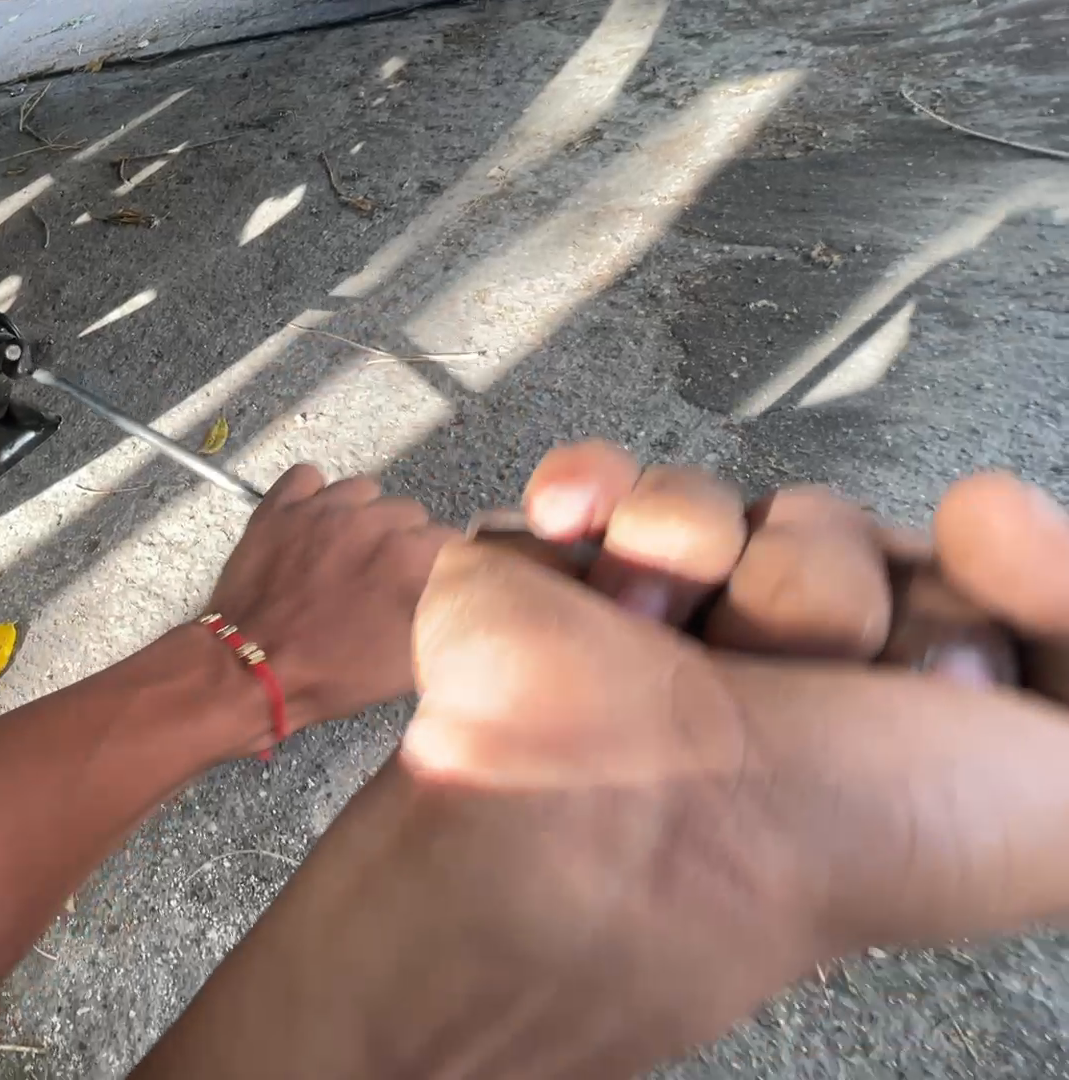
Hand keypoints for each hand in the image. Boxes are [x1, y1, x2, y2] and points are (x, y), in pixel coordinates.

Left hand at [204, 467, 455, 734]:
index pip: (448, 540)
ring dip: (358, 513)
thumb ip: (443, 614)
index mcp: (411, 558)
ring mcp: (322, 510)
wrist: (251, 669)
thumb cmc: (331, 673)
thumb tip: (460, 593)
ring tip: (340, 548)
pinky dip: (309, 494)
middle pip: (406, 512)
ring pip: (360, 490)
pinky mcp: (279, 507)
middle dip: (397, 539)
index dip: (435, 564)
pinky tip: (307, 522)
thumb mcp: (410, 660)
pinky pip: (306, 476)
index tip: (419, 581)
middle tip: (374, 573)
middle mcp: (372, 522)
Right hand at [397, 444, 1068, 1068]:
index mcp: (862, 692)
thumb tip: (981, 504)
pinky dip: (583, 484)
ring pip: (697, 492)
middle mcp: (740, 644)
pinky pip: (582, 471)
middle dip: (804, 589)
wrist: (625, 817)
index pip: (941, 569)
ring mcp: (630, 599)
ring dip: (686, 546)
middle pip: (815, 519)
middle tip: (755, 677)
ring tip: (644, 627)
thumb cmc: (833, 833)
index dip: (944, 622)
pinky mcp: (535, 566)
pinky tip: (577, 528)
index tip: (908, 697)